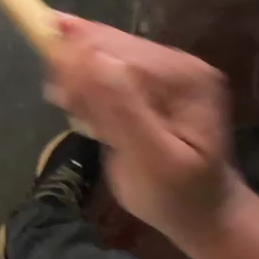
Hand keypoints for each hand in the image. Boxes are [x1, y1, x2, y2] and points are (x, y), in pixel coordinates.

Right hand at [43, 15, 237, 242]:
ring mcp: (165, 69)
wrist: (201, 213)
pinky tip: (88, 109)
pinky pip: (105, 65)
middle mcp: (178, 63)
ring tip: (84, 119)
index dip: (80, 64)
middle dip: (78, 70)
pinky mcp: (149, 80)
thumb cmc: (176, 196)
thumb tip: (90, 60)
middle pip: (109, 44)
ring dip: (80, 78)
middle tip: (67, 107)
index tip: (58, 95)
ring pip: (103, 51)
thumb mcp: (152, 162)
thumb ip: (123, 111)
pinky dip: (86, 84)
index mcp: (185, 78)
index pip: (119, 53)